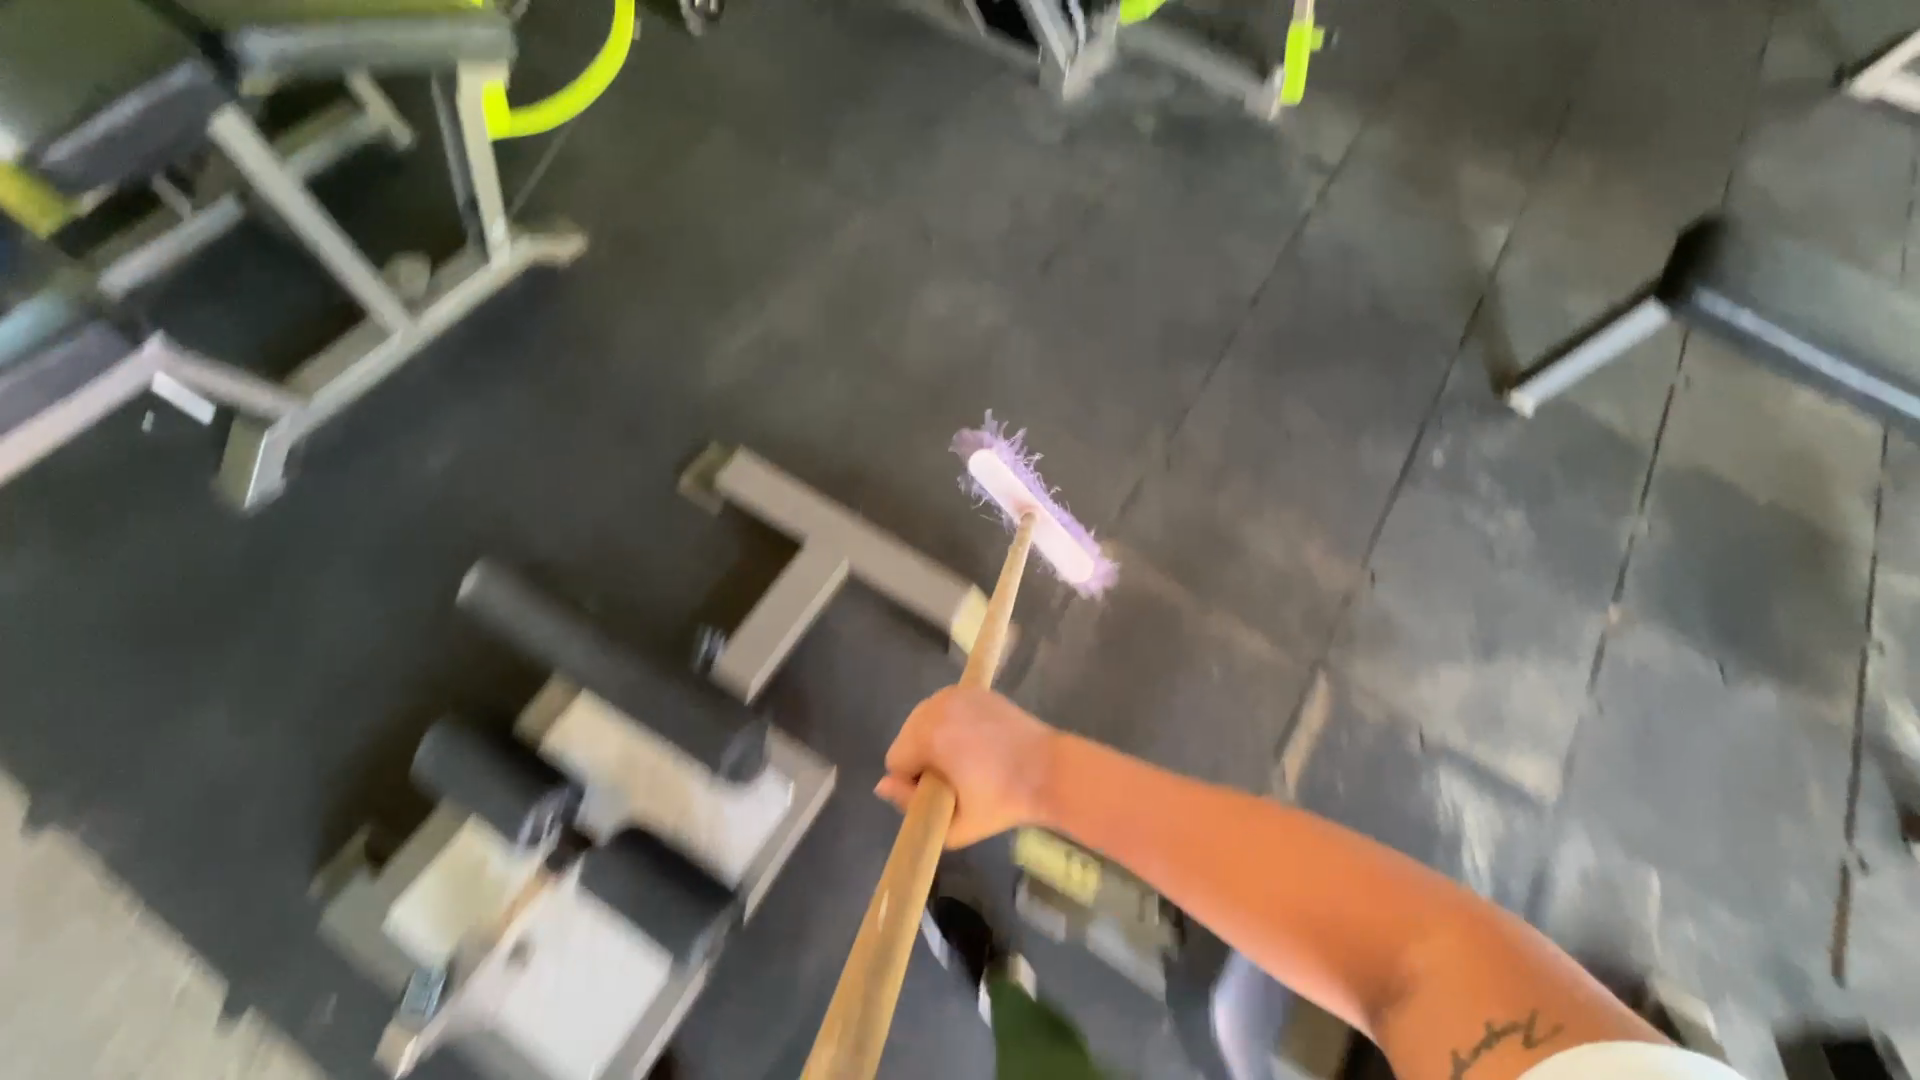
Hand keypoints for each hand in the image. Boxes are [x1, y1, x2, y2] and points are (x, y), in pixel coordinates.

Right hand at [875, 685, 1059, 847]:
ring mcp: (957, 693)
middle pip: (907, 736)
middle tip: (956, 778)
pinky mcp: (975, 690)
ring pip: (924, 721)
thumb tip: (883, 786)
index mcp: (928, 734)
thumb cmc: (1002, 801)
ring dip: (935, 739)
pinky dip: (952, 724)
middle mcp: (937, 705)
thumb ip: (910, 806)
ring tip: (967, 760)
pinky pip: (946, 709)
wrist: (1050, 772)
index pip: (895, 760)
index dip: (914, 783)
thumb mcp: (954, 824)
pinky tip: (976, 742)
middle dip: (922, 758)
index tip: (943, 793)